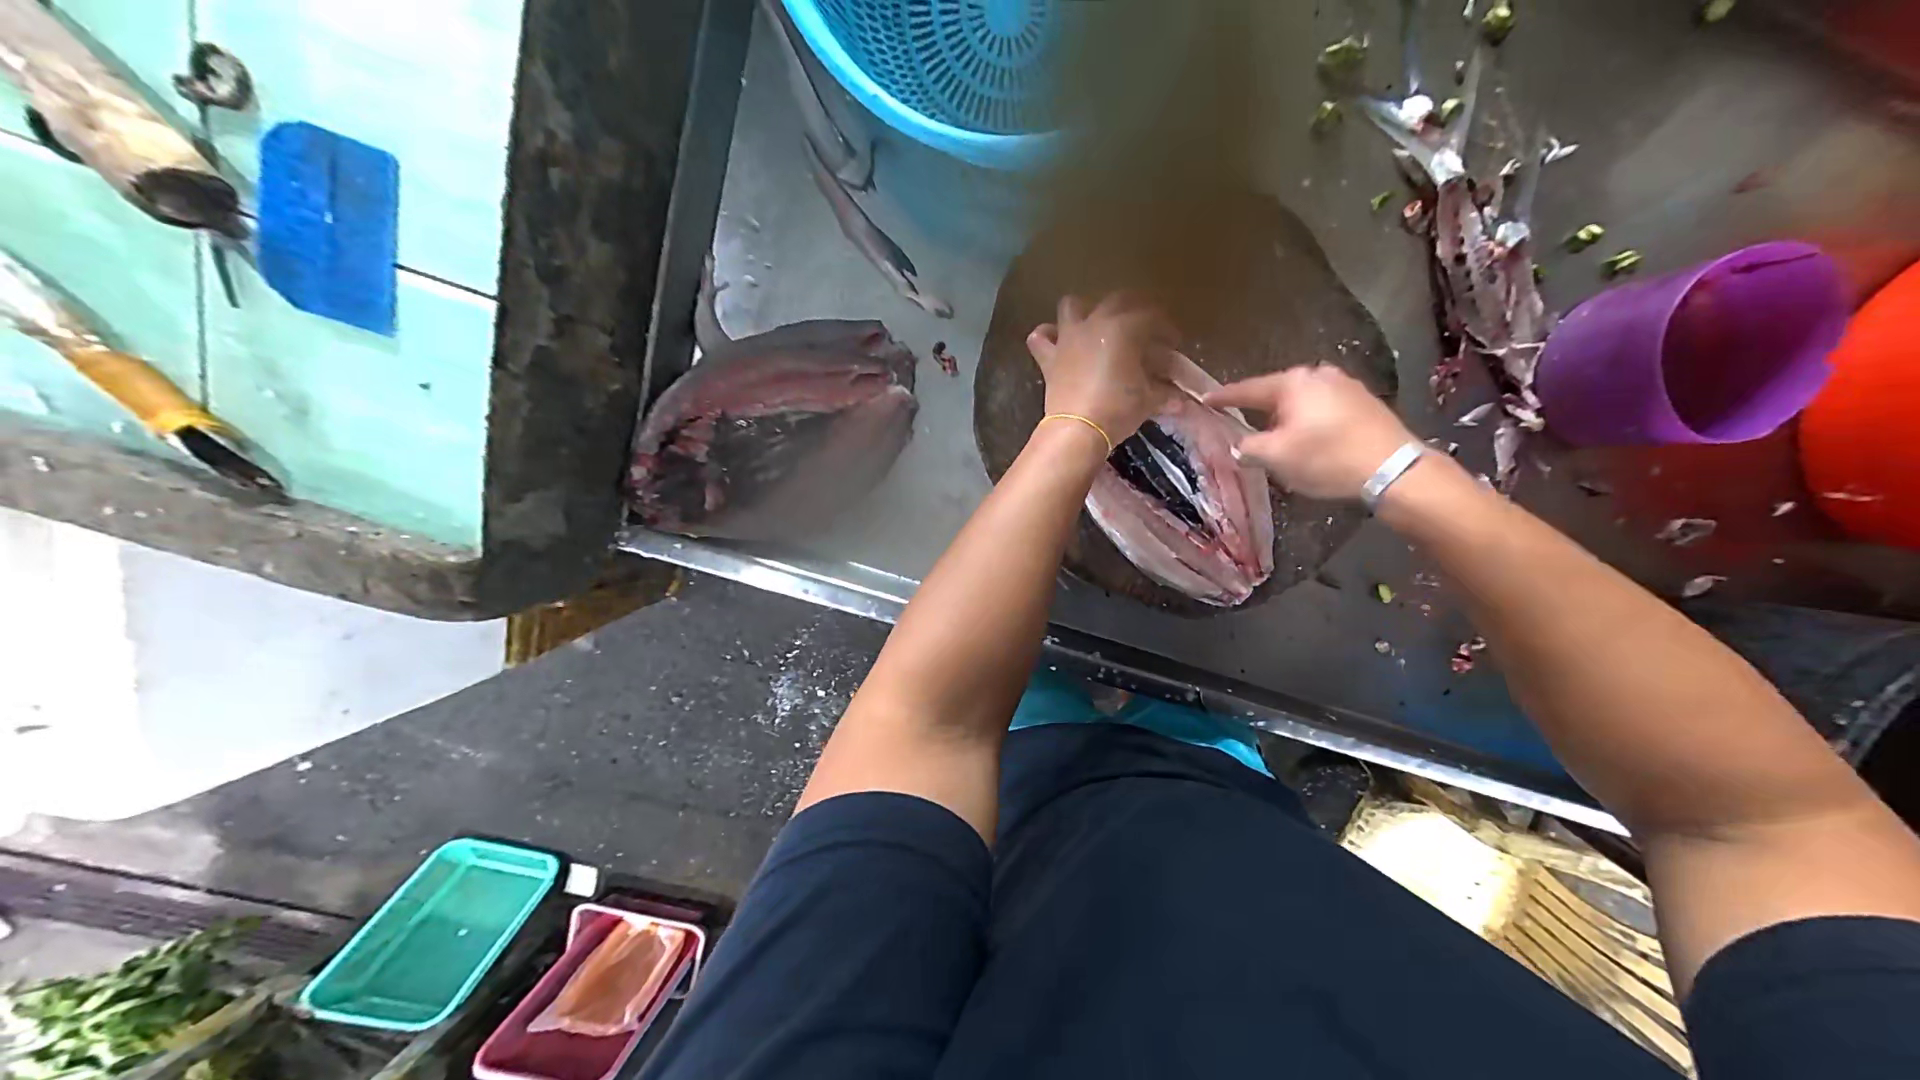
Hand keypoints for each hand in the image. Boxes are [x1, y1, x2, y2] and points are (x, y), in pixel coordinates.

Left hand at [1027, 294, 1176, 445]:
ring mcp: (1068, 338)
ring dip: (1085, 310)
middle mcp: (1094, 323)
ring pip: (1073, 305)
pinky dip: (1047, 335)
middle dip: (1134, 310)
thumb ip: (1164, 392)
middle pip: (1117, 301)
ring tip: (1096, 326)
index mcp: (1125, 328)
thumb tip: (1180, 399)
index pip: (1152, 318)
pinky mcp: (1049, 358)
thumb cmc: (1118, 410)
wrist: (1077, 430)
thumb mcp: (1147, 400)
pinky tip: (1057, 341)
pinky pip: (1040, 337)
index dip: (1166, 329)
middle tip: (1144, 330)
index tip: (1173, 343)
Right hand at [1205, 365, 1414, 499]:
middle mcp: (1318, 375)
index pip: (1247, 390)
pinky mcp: (1364, 402)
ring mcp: (1345, 386)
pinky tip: (1307, 439)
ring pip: (1301, 401)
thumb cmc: (1327, 458)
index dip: (1224, 397)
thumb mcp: (1275, 457)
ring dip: (1285, 417)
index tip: (1206, 400)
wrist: (1393, 470)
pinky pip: (1322, 408)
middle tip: (1240, 422)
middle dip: (1258, 409)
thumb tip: (1240, 446)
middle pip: (1276, 393)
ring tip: (1275, 436)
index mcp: (1292, 383)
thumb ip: (1248, 448)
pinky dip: (1308, 421)